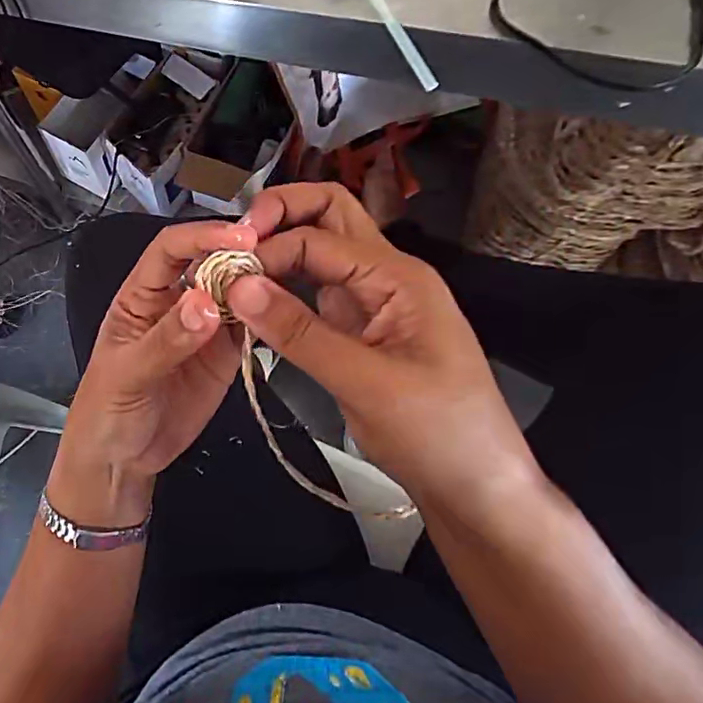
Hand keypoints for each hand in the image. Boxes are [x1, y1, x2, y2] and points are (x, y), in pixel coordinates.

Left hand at [53, 220, 257, 526]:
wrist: (122, 461)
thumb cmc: (106, 410)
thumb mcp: (127, 374)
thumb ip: (165, 340)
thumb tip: (204, 304)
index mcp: (142, 294)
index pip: (170, 250)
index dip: (202, 236)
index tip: (240, 236)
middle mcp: (176, 301)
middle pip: (210, 262)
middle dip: (238, 253)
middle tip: (274, 253)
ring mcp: (204, 327)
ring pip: (235, 291)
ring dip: (257, 283)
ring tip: (285, 279)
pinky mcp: (226, 354)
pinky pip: (249, 327)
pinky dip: (266, 317)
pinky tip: (283, 311)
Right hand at [231, 183, 541, 504]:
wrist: (476, 488)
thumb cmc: (439, 434)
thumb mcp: (367, 384)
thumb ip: (300, 332)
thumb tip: (239, 286)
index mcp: (397, 276)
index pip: (319, 238)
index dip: (270, 249)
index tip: (226, 276)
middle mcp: (383, 276)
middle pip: (330, 216)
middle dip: (281, 214)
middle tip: (234, 241)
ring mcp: (369, 302)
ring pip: (319, 251)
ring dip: (279, 248)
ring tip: (234, 268)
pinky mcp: (356, 329)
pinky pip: (314, 291)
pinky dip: (283, 286)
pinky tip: (255, 301)